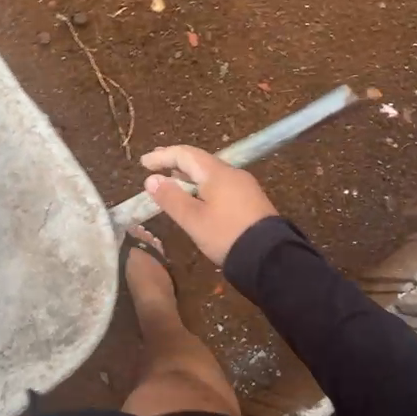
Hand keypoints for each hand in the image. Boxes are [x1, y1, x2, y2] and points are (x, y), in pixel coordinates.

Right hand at [140, 145, 280, 264]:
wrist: (272, 260)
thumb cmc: (227, 235)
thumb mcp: (193, 220)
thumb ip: (171, 198)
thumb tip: (151, 180)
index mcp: (217, 173)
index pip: (184, 154)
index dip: (162, 156)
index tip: (144, 164)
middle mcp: (232, 174)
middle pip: (199, 161)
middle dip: (176, 162)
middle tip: (156, 164)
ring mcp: (245, 187)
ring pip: (211, 174)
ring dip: (189, 175)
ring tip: (173, 181)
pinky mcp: (252, 202)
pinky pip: (221, 185)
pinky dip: (202, 186)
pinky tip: (197, 198)